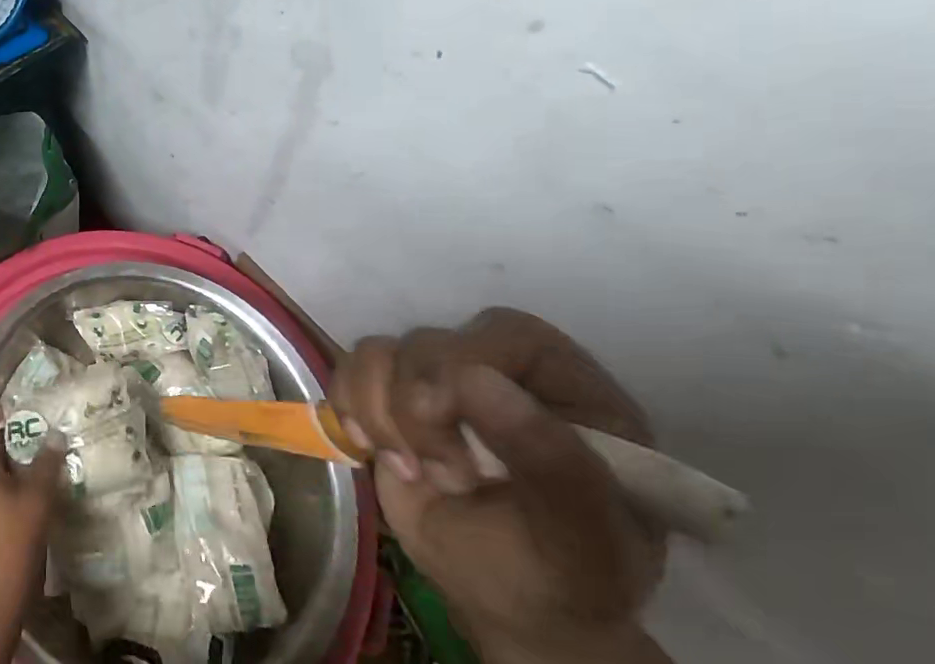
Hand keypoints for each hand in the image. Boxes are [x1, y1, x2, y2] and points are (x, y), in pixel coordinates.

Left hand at [0, 415, 63, 609]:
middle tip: (42, 423)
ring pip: (1, 466)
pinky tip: (47, 479)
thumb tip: (56, 434)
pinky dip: (23, 476)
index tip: (17, 405)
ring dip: (21, 455)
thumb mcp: (35, 496)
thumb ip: (46, 463)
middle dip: (13, 432)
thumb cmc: (13, 538)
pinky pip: (8, 485)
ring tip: (49, 446)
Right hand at [329, 308, 667, 662]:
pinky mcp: (385, 392)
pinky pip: (348, 368)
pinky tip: (375, 452)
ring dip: (383, 421)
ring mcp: (432, 372)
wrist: (516, 600)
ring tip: (413, 471)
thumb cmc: (568, 566)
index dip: (465, 384)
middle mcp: (490, 356)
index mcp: (557, 372)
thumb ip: (549, 457)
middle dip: (422, 421)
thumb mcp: (587, 532)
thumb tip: (475, 380)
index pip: (498, 335)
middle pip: (425, 345)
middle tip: (452, 481)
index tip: (466, 463)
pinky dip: (350, 411)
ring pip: (377, 353)